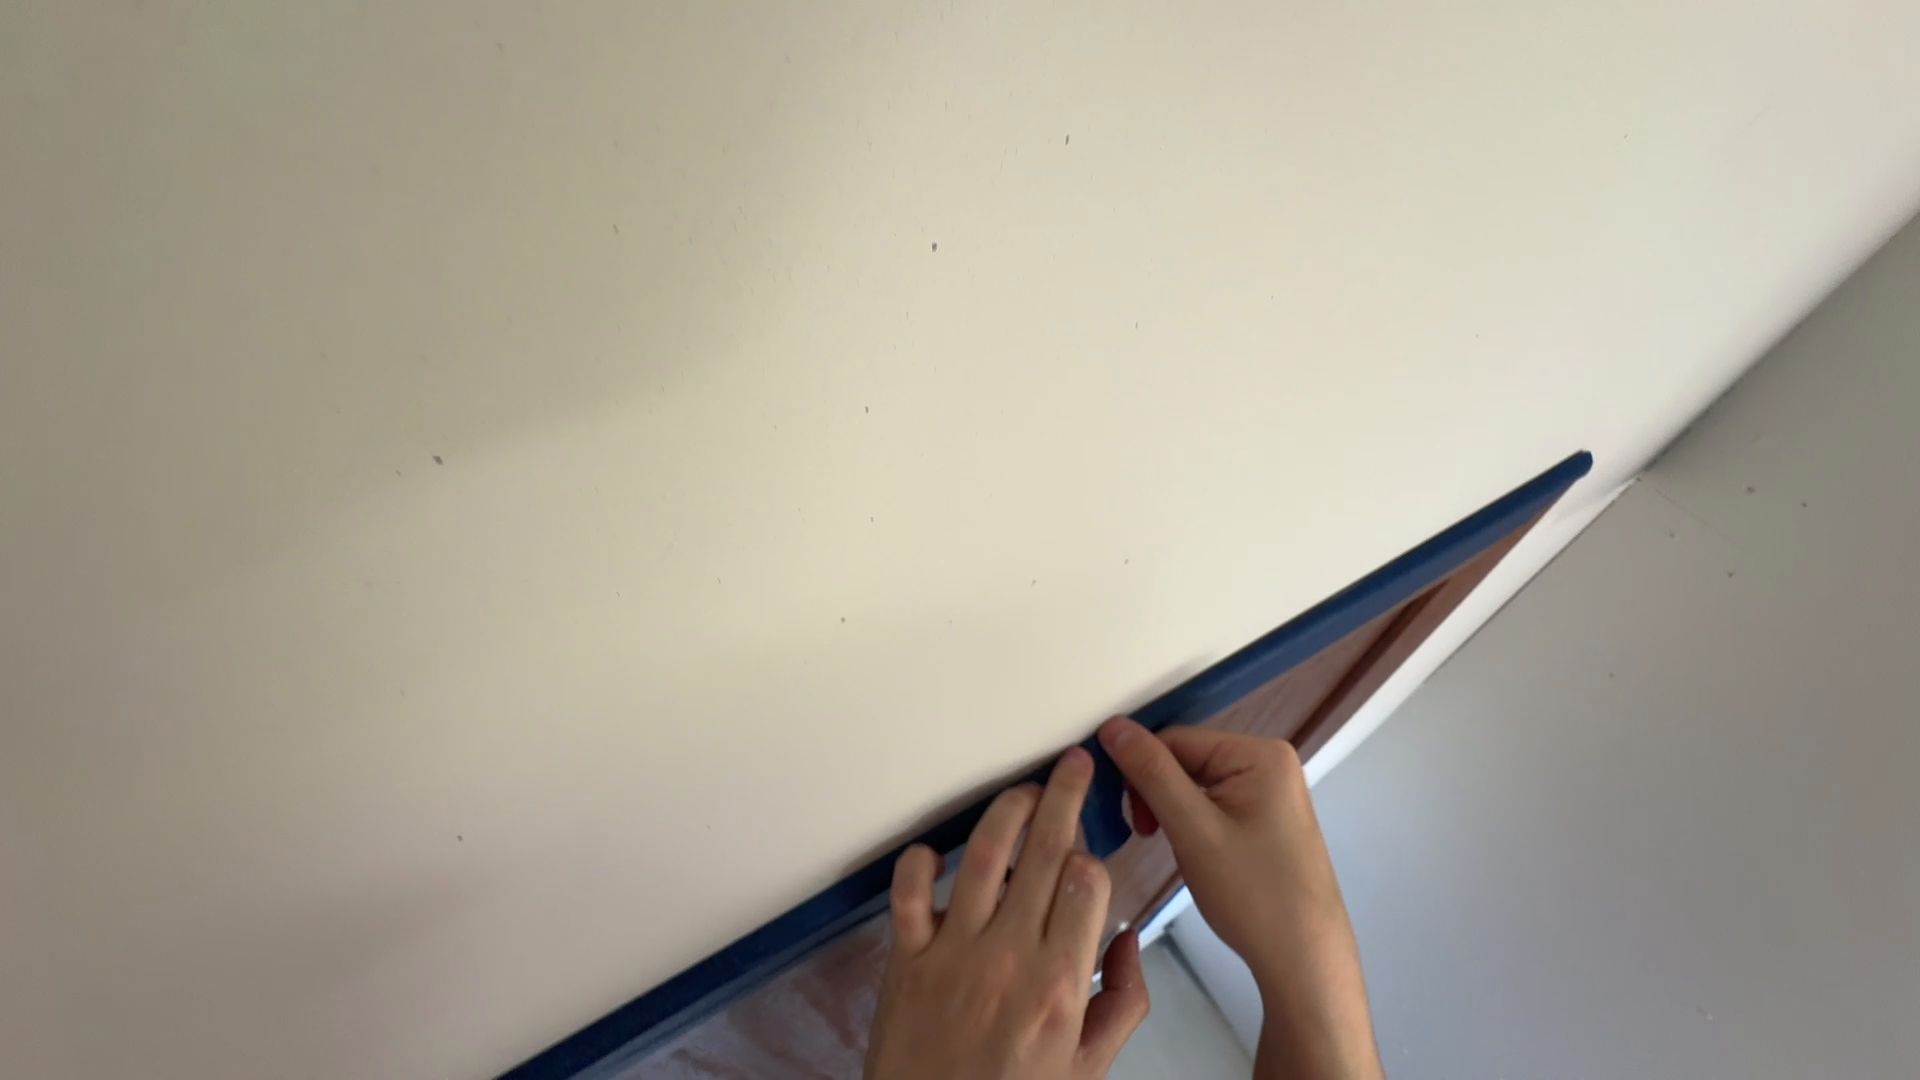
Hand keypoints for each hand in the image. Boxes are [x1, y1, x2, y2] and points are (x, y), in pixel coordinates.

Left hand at [865, 747, 1149, 1079]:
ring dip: (1007, 809)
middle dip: (1065, 794)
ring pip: (983, 854)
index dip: (1092, 856)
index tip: (1088, 854)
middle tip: (1075, 764)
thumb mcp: (1088, 1071)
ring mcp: (953, 952)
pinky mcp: (906, 956)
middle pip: (1042, 849)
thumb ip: (1123, 1004)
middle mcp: (1008, 957)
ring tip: (1025, 791)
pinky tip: (937, 850)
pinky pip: (908, 890)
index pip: (1085, 882)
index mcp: (1059, 985)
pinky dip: (919, 860)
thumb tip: (1128, 938)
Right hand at [1097, 716, 1382, 1079]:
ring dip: (1169, 806)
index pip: (1175, 738)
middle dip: (1156, 790)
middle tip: (1146, 833)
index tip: (1128, 814)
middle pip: (1185, 756)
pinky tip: (1187, 846)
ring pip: (1193, 779)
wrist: (1305, 965)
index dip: (1141, 768)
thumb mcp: (1194, 830)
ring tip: (1167, 843)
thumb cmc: (1253, 896)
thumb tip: (1112, 725)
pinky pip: (1210, 799)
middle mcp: (1268, 760)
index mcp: (1260, 753)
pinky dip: (1188, 818)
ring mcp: (1269, 789)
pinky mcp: (1264, 814)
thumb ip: (1151, 772)